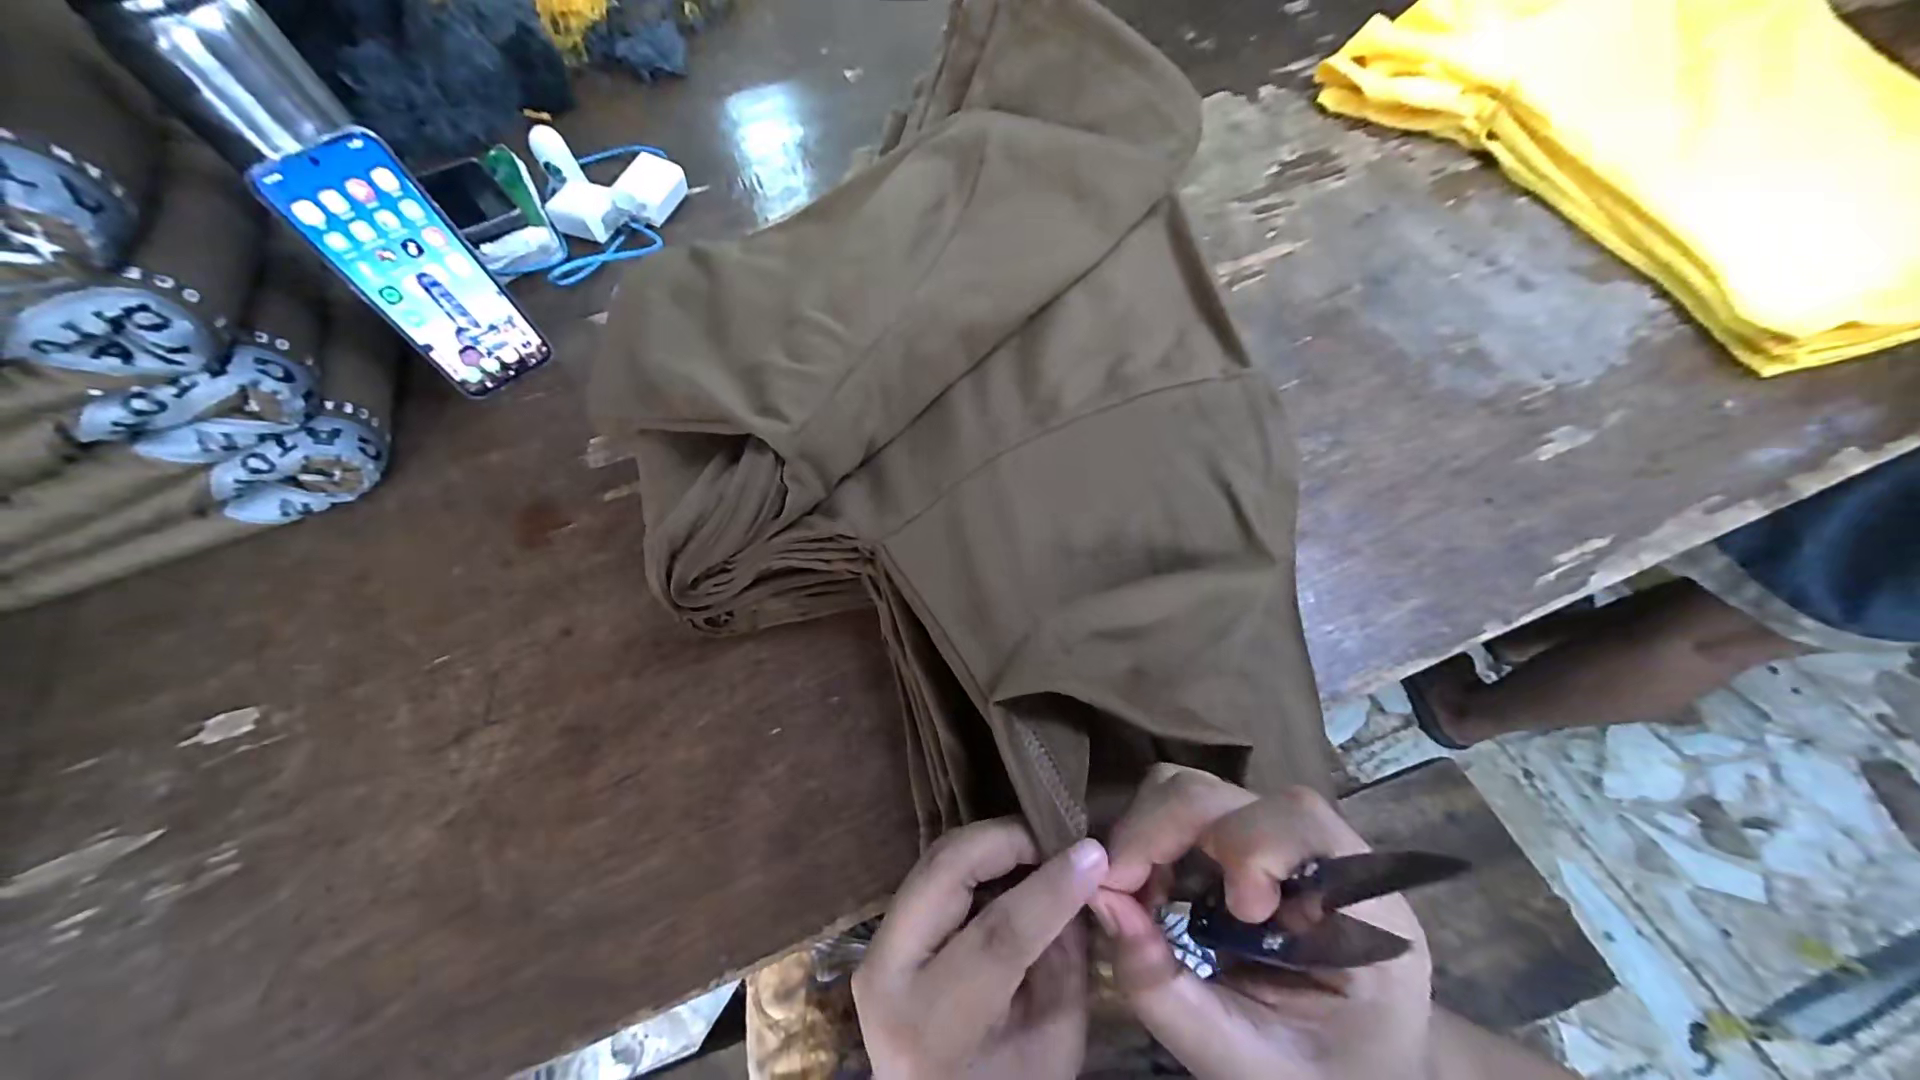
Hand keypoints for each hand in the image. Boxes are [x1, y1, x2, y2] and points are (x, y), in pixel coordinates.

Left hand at [854, 818, 1107, 1079]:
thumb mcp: (1054, 1040)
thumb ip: (1066, 955)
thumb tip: (1080, 869)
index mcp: (932, 1025)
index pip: (997, 935)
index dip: (1050, 886)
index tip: (1092, 852)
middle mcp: (887, 975)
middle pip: (947, 871)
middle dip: (1009, 840)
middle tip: (1058, 838)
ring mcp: (875, 947)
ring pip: (936, 859)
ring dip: (992, 843)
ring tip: (1040, 848)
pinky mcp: (881, 931)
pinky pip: (933, 872)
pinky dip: (977, 858)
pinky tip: (1012, 864)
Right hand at [1088, 766, 1433, 1079]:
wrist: (1354, 1068)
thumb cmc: (1318, 1071)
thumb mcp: (1245, 1061)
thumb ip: (1170, 995)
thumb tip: (1101, 902)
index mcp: (1359, 903)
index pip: (1299, 819)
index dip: (1250, 847)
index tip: (1233, 915)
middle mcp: (1314, 847)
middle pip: (1220, 791)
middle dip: (1157, 833)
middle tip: (1126, 896)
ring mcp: (1271, 832)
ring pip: (1190, 787)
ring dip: (1148, 832)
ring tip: (1142, 894)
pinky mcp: (1241, 833)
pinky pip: (1180, 807)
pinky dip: (1149, 837)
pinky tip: (1153, 887)